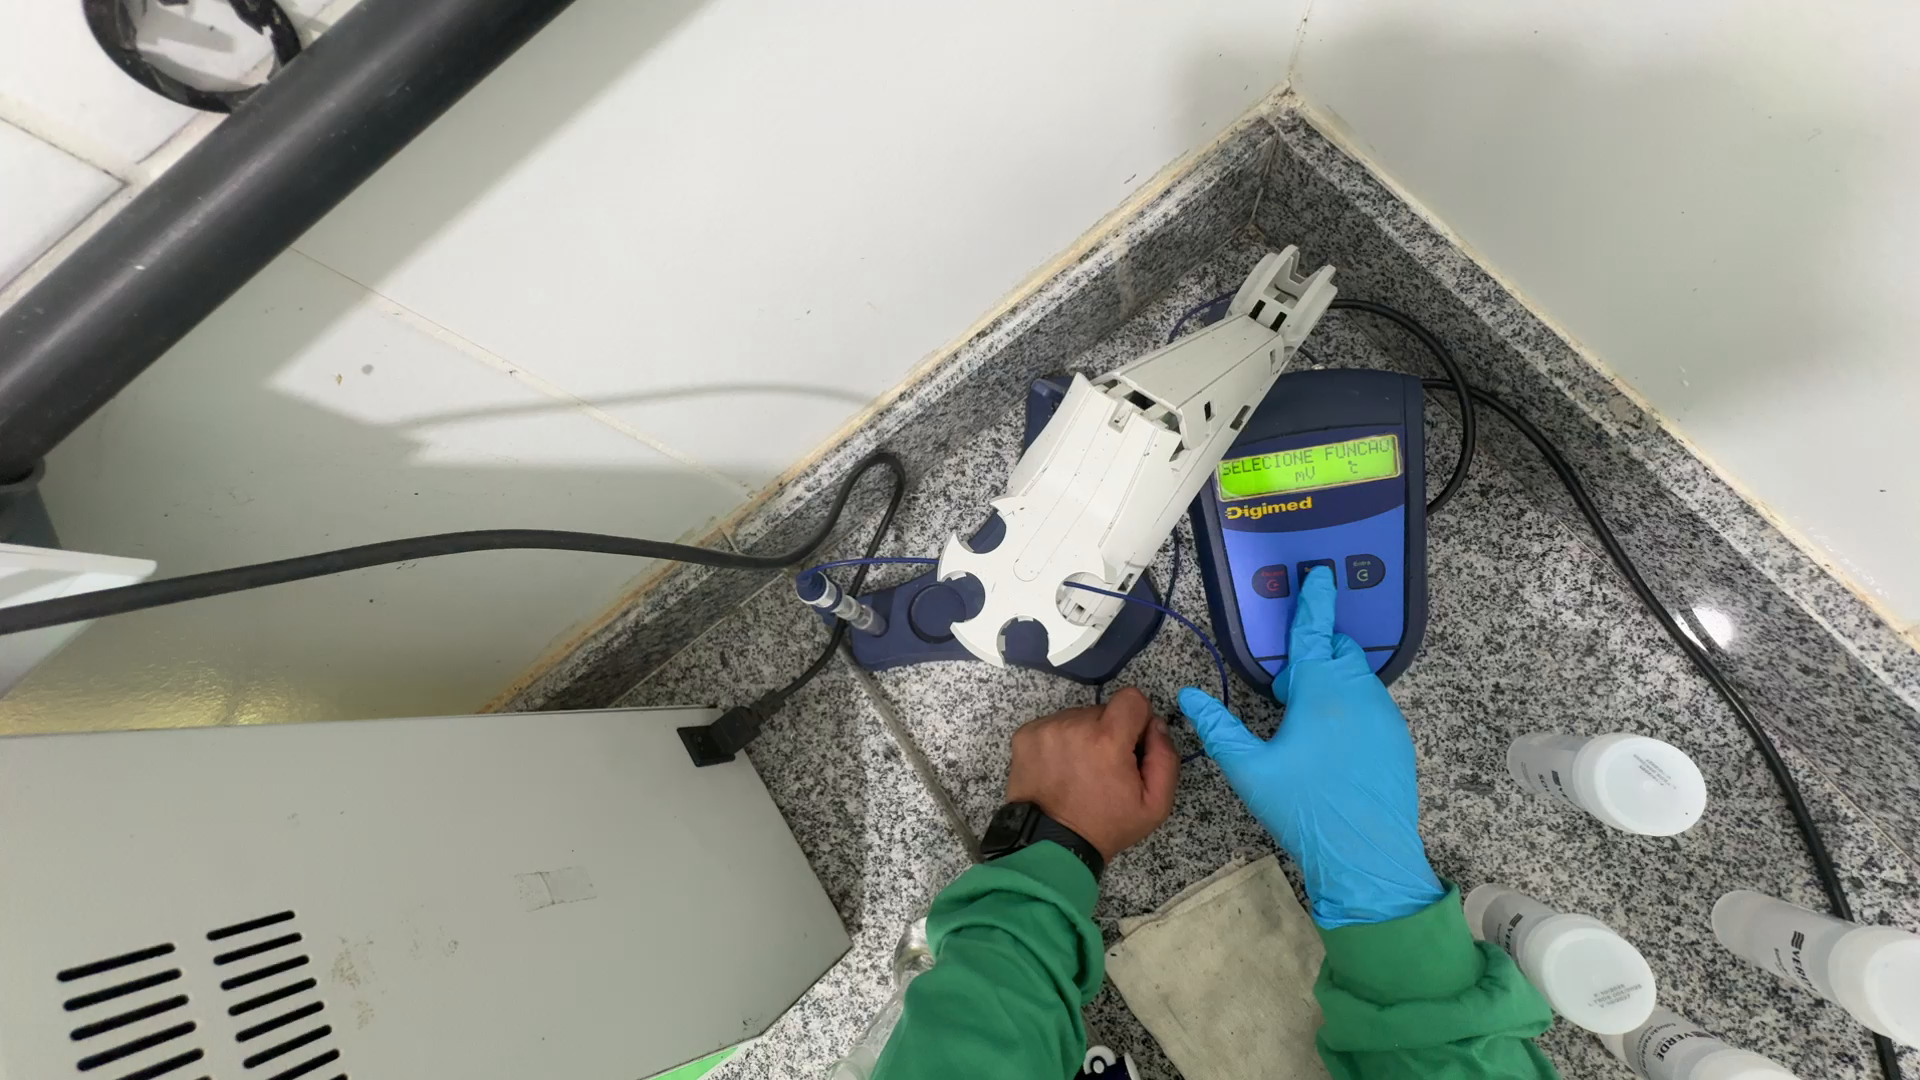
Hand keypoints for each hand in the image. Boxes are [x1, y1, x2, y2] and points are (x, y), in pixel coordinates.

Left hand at [1005, 686, 1178, 861]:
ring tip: (1078, 771)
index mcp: (1107, 739)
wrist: (1051, 844)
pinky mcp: (1025, 734)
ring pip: (1077, 718)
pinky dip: (1059, 742)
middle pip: (1103, 711)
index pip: (1132, 698)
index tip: (1131, 744)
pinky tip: (1059, 768)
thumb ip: (1165, 758)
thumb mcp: (1155, 804)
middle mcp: (1074, 725)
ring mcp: (1045, 728)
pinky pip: (1052, 725)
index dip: (1137, 719)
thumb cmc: (1106, 825)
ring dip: (1082, 737)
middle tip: (1103, 767)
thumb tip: (1156, 724)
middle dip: (1108, 733)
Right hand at [1178, 566, 1442, 926]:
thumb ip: (1218, 726)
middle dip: (1314, 654)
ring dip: (1330, 680)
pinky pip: (1371, 703)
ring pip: (1357, 677)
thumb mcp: (1248, 767)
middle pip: (1339, 651)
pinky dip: (1348, 704)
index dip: (1313, 603)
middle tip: (1286, 692)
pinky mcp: (1398, 741)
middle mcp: (1359, 696)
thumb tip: (1189, 696)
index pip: (1313, 634)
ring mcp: (1385, 719)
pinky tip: (1330, 742)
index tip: (1319, 576)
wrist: (1367, 858)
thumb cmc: (1303, 808)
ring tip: (1303, 720)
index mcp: (1321, 693)